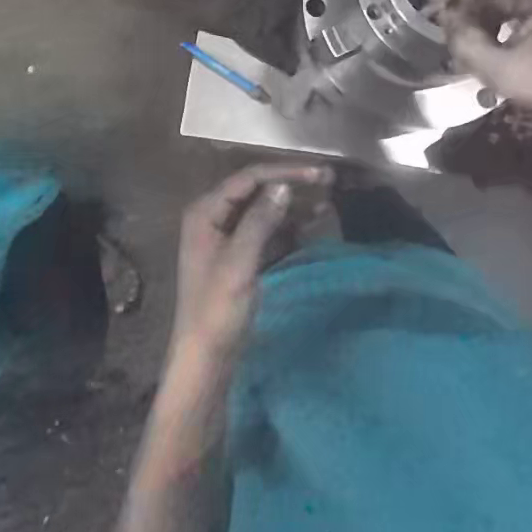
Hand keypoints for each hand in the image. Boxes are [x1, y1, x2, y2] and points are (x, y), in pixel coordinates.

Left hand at [167, 164, 331, 379]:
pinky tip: (312, 222)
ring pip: (263, 209)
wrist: (205, 359)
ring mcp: (226, 236)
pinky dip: (287, 225)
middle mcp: (213, 217)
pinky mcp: (239, 254)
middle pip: (256, 189)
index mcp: (204, 212)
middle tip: (327, 180)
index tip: (318, 174)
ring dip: (292, 204)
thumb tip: (284, 186)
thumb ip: (259, 221)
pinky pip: (266, 229)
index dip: (284, 172)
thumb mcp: (239, 263)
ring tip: (326, 200)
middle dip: (291, 184)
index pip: (248, 178)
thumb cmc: (216, 310)